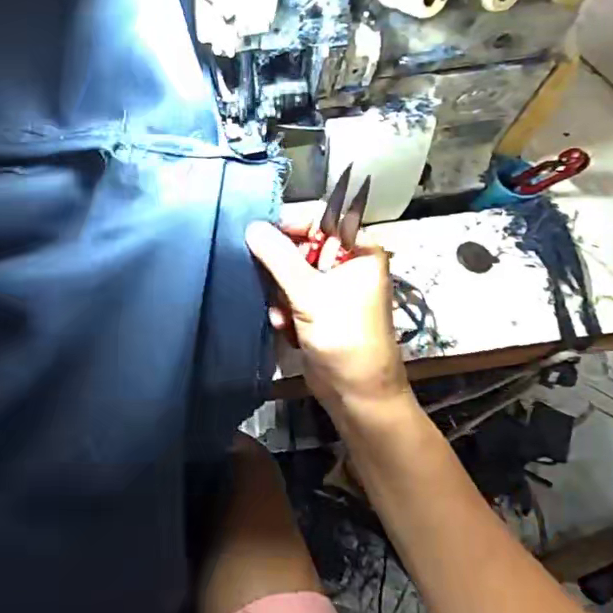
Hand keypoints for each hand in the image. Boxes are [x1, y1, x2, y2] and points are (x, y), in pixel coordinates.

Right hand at [245, 206, 412, 422]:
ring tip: (281, 314)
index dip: (291, 226)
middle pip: (302, 247)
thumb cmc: (344, 336)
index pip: (321, 220)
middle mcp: (347, 265)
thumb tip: (253, 227)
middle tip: (270, 282)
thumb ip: (278, 257)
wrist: (357, 392)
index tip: (261, 235)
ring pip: (291, 274)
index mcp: (359, 250)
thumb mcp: (308, 292)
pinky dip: (285, 309)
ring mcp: (333, 289)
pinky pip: (292, 297)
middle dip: (282, 269)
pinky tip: (283, 326)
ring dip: (281, 294)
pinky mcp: (318, 311)